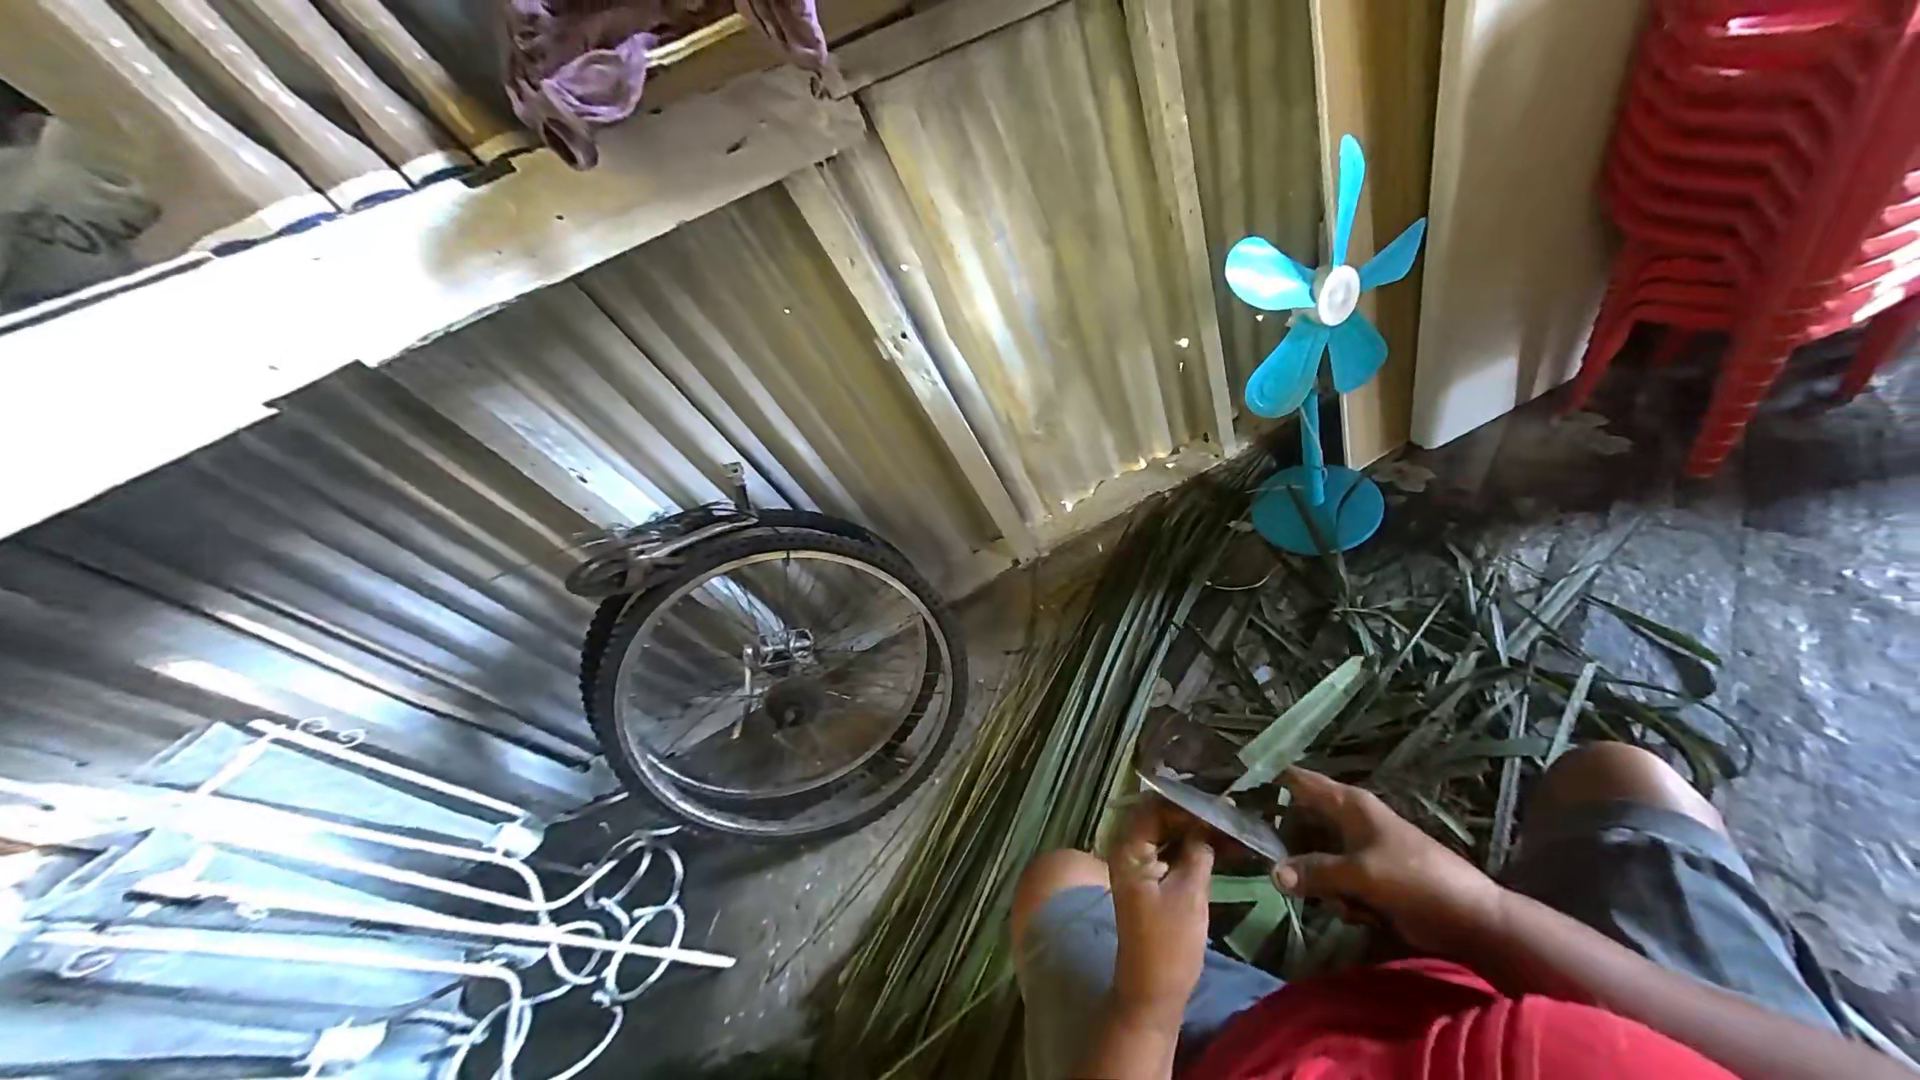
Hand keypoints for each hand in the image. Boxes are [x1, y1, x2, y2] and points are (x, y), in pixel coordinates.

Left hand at [1106, 796, 1215, 1017]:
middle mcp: (1126, 850)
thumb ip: (1198, 851)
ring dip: (1193, 830)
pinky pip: (1167, 852)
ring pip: (1165, 834)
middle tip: (1229, 811)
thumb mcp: (1190, 892)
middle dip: (1192, 814)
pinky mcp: (1147, 880)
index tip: (1219, 803)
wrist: (1152, 992)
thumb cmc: (1170, 943)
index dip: (1186, 804)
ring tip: (1229, 825)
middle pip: (1159, 818)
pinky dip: (1189, 848)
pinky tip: (1217, 846)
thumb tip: (1210, 823)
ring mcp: (1136, 865)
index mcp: (1128, 848)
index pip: (1155, 807)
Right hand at [1272, 767, 1505, 954]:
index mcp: (1348, 803)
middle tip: (1264, 858)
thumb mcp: (1360, 874)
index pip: (1296, 779)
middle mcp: (1349, 818)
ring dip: (1316, 877)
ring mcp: (1359, 848)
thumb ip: (1314, 871)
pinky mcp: (1369, 875)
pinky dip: (1339, 896)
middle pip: (1299, 819)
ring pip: (1314, 854)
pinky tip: (1355, 913)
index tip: (1234, 789)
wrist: (1475, 920)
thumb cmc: (1417, 879)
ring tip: (1331, 898)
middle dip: (1286, 843)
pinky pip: (1335, 879)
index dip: (1266, 780)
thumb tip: (1271, 873)